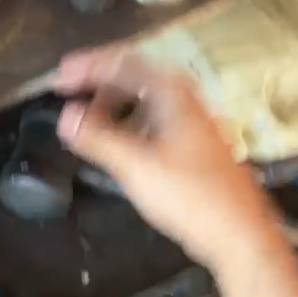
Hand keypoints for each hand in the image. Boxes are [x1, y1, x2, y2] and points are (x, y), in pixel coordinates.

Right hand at [53, 48, 284, 273]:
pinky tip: (118, 141)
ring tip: (87, 118)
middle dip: (99, 82)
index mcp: (172, 94)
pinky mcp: (193, 145)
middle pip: (135, 76)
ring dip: (113, 103)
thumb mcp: (137, 167)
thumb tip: (65, 117)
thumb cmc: (190, 198)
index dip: (87, 67)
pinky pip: (153, 119)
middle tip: (68, 91)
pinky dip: (129, 122)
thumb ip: (98, 139)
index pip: (122, 63)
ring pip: (145, 100)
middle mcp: (185, 100)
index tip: (57, 77)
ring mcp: (192, 122)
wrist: (239, 233)